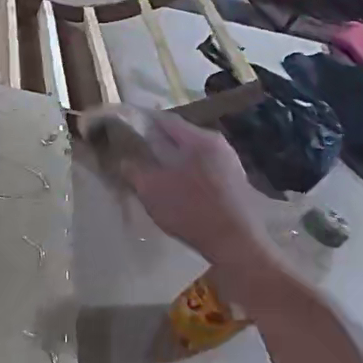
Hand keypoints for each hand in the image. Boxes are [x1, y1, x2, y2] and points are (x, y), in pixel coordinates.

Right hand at [94, 109, 268, 266]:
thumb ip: (134, 170)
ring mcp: (230, 161)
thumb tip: (125, 159)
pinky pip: (205, 168)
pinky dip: (189, 172)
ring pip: (194, 152)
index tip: (125, 129)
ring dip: (175, 159)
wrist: (237, 243)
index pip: (164, 119)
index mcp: (198, 138)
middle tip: (138, 152)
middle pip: (180, 135)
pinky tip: (180, 188)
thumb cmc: (191, 211)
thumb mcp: (152, 191)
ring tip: (156, 172)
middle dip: (158, 142)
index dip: (141, 122)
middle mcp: (217, 143)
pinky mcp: (236, 181)